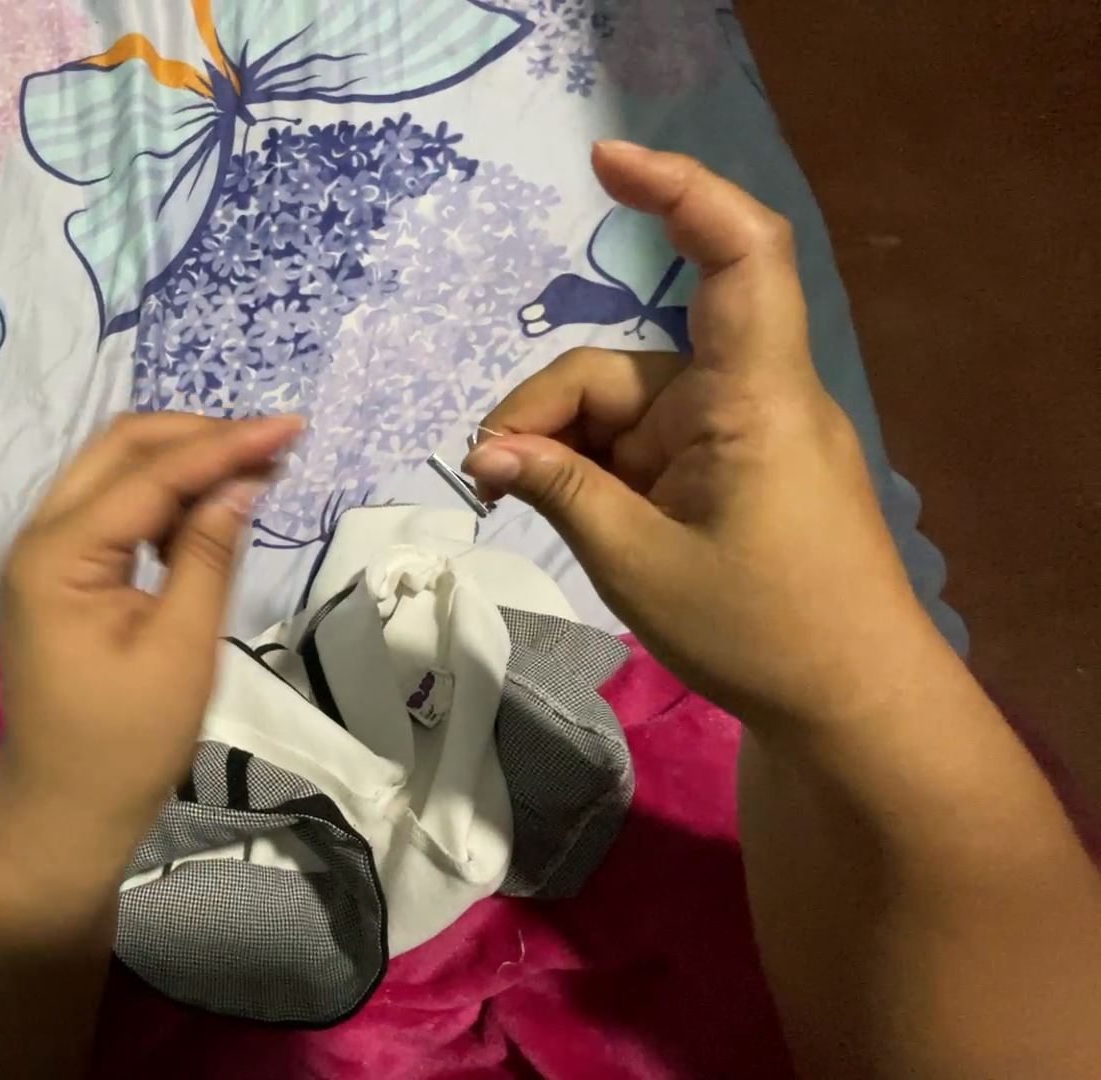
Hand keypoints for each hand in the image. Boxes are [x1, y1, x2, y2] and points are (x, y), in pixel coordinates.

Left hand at [0, 412, 305, 849]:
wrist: (63, 808)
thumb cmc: (124, 745)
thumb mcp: (181, 650)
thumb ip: (209, 556)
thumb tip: (242, 481)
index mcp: (56, 556)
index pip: (149, 474)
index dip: (223, 445)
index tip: (290, 427)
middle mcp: (35, 537)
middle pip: (119, 450)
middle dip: (198, 438)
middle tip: (270, 445)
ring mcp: (39, 552)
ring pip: (112, 471)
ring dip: (180, 461)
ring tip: (251, 469)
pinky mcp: (55, 571)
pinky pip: (108, 509)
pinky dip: (159, 497)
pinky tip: (204, 506)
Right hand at [464, 142, 935, 732]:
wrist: (840, 698)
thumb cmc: (757, 625)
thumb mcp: (636, 558)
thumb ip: (558, 490)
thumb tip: (485, 451)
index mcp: (749, 401)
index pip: (738, 261)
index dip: (681, 195)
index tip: (605, 164)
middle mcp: (734, 400)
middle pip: (610, 369)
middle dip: (535, 416)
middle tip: (483, 477)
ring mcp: (716, 434)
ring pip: (605, 409)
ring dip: (548, 448)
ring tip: (504, 497)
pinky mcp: (702, 466)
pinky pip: (620, 444)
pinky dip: (573, 466)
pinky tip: (540, 498)